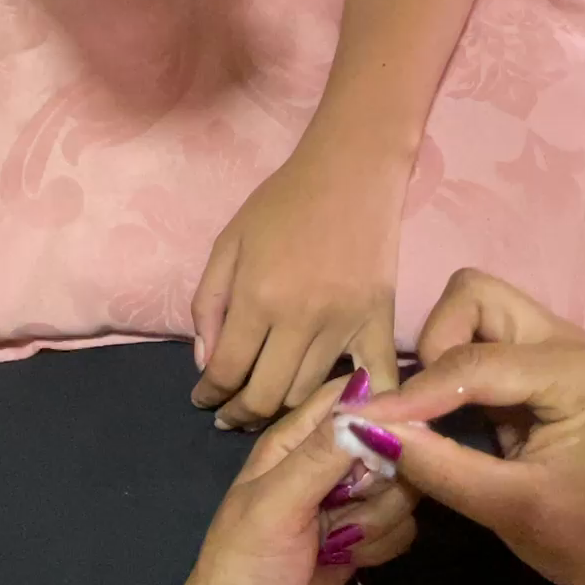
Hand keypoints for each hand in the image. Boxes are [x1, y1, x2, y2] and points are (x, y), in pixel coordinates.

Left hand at [170, 374, 419, 584]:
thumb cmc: (243, 565)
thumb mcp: (275, 505)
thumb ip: (320, 457)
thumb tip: (372, 408)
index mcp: (293, 441)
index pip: (348, 397)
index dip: (383, 407)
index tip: (402, 436)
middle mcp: (324, 462)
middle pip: (388, 442)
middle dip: (384, 478)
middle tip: (353, 504)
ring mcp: (347, 500)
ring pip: (401, 487)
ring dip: (379, 519)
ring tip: (341, 542)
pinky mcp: (364, 536)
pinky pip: (402, 525)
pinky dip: (383, 545)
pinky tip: (351, 561)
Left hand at [189, 117, 408, 430]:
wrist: (351, 172)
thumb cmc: (282, 204)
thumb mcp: (227, 244)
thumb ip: (207, 304)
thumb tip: (205, 363)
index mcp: (257, 298)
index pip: (226, 370)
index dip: (210, 395)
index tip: (204, 400)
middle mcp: (300, 320)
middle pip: (267, 396)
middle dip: (241, 413)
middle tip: (231, 413)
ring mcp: (345, 325)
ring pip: (308, 395)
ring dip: (282, 409)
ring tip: (268, 405)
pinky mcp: (381, 323)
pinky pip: (373, 380)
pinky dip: (352, 405)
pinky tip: (333, 412)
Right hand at [348, 270, 584, 584]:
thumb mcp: (507, 508)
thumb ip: (437, 465)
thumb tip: (366, 430)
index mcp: (575, 373)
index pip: (473, 362)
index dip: (414, 393)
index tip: (363, 421)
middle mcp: (564, 342)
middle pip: (474, 295)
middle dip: (435, 343)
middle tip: (423, 404)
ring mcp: (548, 347)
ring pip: (470, 306)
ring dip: (439, 350)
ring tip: (435, 407)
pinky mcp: (530, 363)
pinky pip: (473, 336)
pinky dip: (446, 363)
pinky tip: (444, 407)